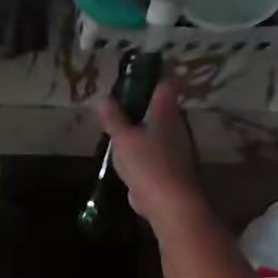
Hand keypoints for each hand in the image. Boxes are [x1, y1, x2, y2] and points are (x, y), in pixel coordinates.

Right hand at [96, 79, 209, 232]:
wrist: (169, 202)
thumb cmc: (147, 163)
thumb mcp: (122, 138)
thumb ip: (112, 118)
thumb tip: (101, 98)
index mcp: (166, 112)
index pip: (167, 84)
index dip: (155, 76)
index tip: (137, 75)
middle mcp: (176, 126)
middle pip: (162, 107)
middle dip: (143, 104)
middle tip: (119, 106)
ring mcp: (176, 148)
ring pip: (159, 130)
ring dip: (142, 129)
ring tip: (119, 132)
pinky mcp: (171, 167)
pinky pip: (156, 151)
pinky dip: (143, 150)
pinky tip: (127, 157)